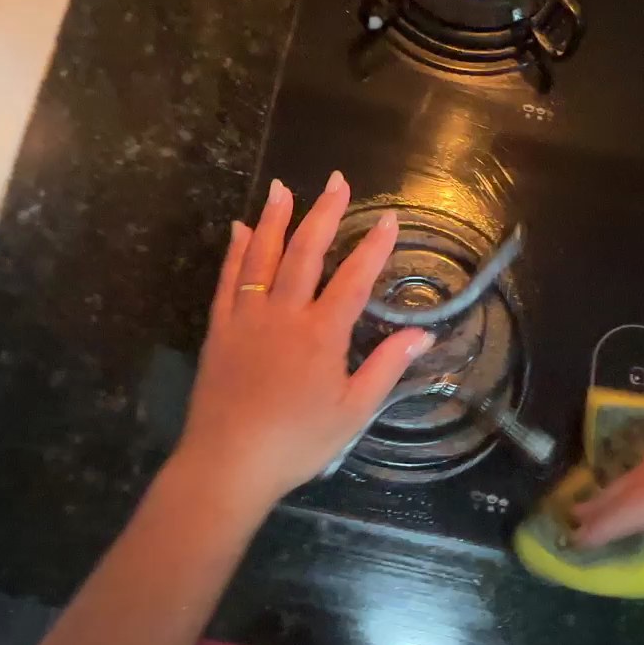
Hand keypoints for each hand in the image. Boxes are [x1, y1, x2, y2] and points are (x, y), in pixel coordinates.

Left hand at [171, 173, 433, 509]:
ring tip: (283, 188)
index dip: (374, 247)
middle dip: (324, 214)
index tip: (390, 219)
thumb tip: (423, 334)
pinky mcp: (220, 329)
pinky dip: (236, 251)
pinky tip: (241, 230)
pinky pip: (229, 280)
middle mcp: (284, 314)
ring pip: (262, 257)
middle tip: (336, 182)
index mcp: (321, 334)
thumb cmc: (297, 442)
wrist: (228, 462)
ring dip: (275, 219)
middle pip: (306, 253)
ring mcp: (247, 318)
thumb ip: (386, 368)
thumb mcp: (352, 412)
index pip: (354, 279)